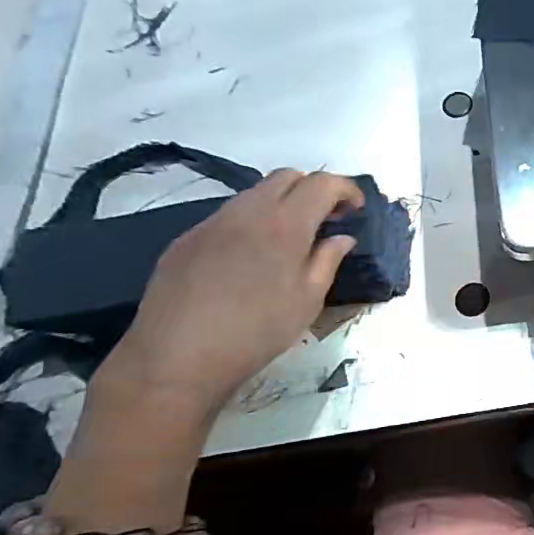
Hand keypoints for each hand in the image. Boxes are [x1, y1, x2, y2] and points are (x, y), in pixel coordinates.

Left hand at [97, 169, 365, 422]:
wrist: (177, 357)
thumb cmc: (257, 332)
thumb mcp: (307, 301)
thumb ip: (327, 260)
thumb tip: (341, 238)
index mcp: (284, 225)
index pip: (322, 184)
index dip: (346, 190)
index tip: (356, 210)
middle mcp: (247, 212)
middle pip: (286, 177)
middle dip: (313, 189)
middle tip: (326, 220)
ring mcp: (211, 223)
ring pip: (254, 194)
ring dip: (281, 204)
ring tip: (289, 240)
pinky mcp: (186, 239)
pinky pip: (227, 217)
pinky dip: (250, 223)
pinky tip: (249, 260)